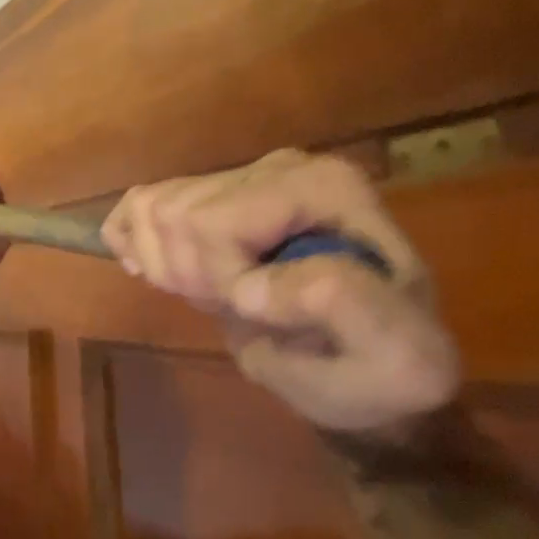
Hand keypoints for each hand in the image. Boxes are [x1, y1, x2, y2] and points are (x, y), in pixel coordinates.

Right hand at [101, 150, 459, 436]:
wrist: (364, 368)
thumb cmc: (383, 371)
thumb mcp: (401, 362)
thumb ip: (348, 307)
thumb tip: (252, 286)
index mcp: (325, 188)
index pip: (216, 218)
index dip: (219, 274)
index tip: (257, 311)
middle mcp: (279, 167)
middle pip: (175, 211)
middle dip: (190, 274)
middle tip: (234, 308)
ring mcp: (238, 177)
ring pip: (149, 208)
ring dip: (166, 267)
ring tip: (215, 295)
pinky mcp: (204, 194)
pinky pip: (136, 205)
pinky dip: (137, 245)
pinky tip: (171, 275)